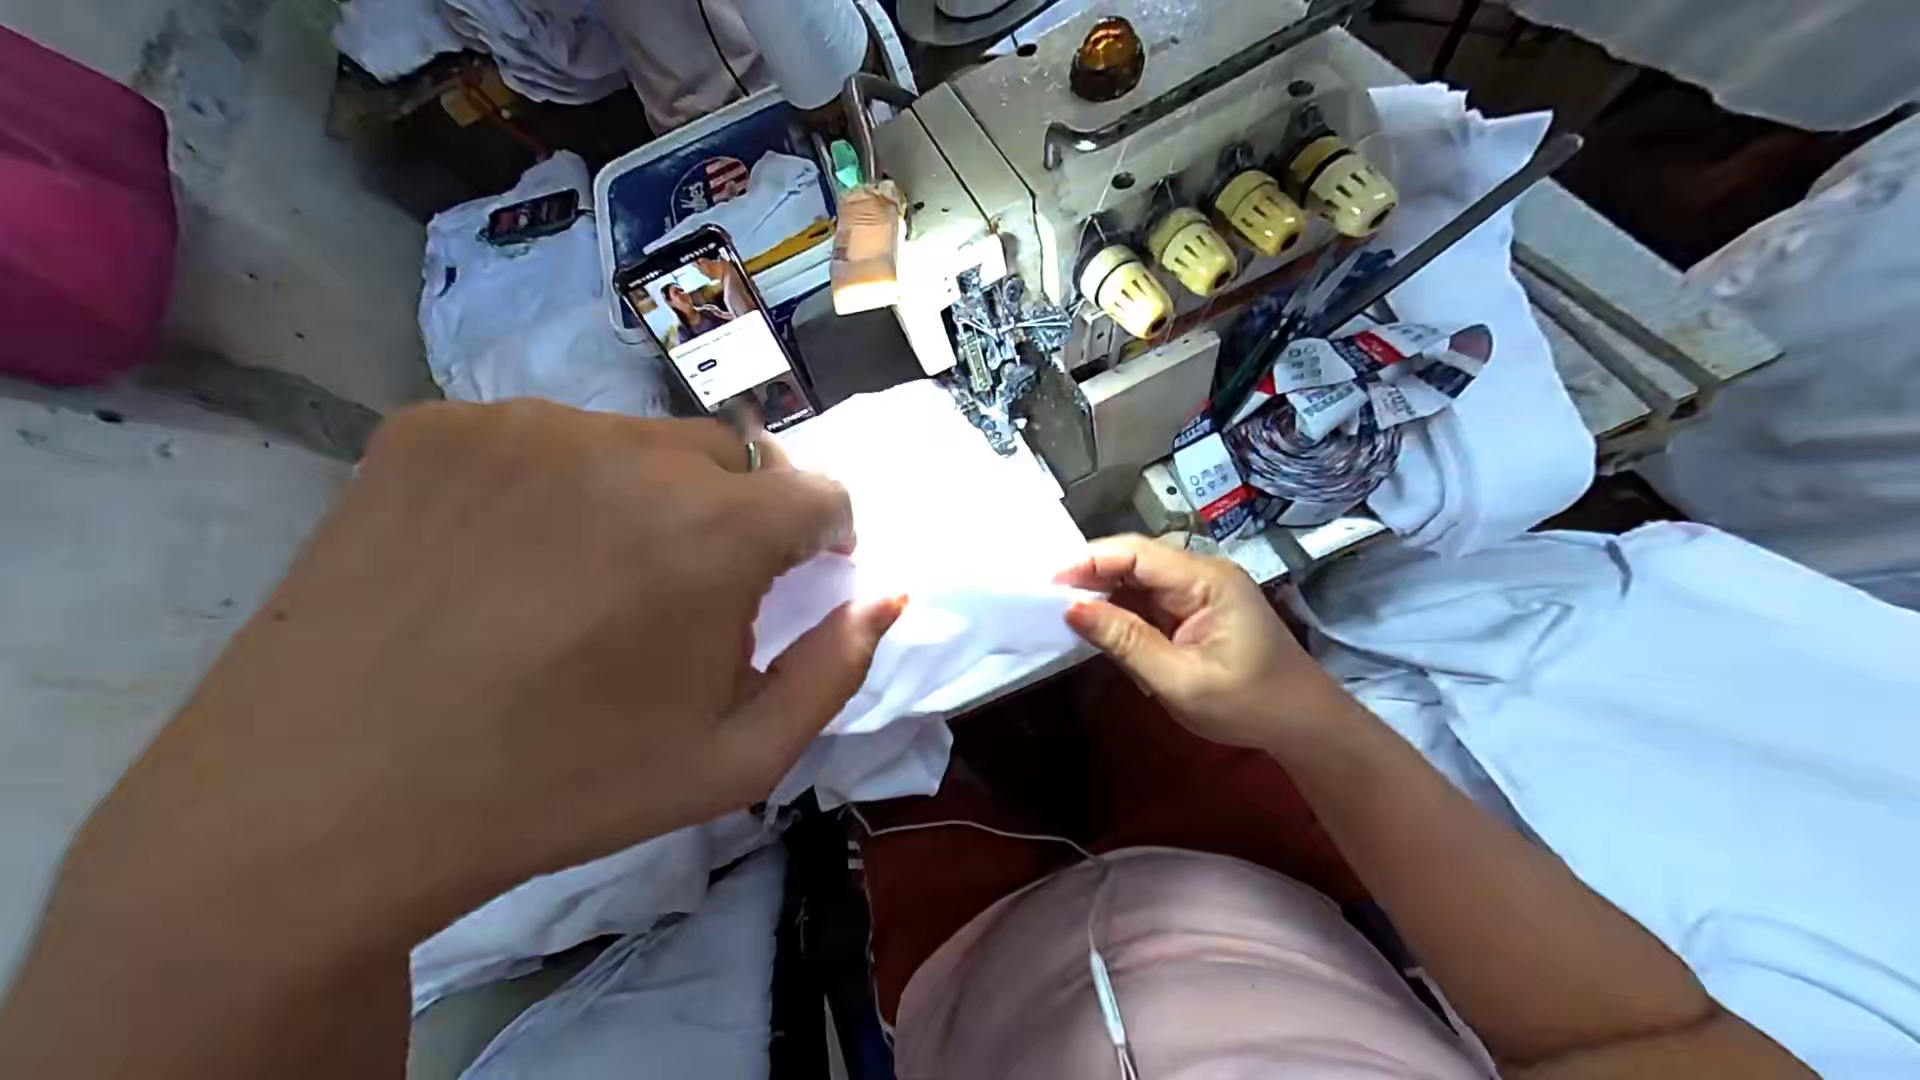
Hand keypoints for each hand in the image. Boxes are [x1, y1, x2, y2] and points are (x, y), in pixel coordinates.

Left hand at [87, 401, 902, 940]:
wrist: (325, 802)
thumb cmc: (565, 786)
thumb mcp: (736, 759)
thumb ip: (836, 669)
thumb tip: (889, 592)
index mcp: (713, 534)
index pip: (821, 490)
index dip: (823, 534)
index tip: (796, 574)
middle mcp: (630, 453)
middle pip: (735, 459)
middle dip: (738, 515)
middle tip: (684, 588)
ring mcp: (524, 425)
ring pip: (642, 442)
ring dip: (651, 496)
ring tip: (589, 575)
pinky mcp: (437, 424)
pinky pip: (548, 437)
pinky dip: (561, 484)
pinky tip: (510, 554)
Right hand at [1056, 535, 1350, 748]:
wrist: (1302, 725)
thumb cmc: (1249, 705)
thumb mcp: (1181, 680)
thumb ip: (1125, 641)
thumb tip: (1072, 609)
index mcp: (1207, 580)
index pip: (1137, 553)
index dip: (1090, 562)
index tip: (1050, 583)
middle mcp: (1202, 573)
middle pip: (1135, 559)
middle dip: (1092, 575)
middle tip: (1050, 598)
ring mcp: (1199, 589)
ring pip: (1138, 577)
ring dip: (1103, 593)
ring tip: (1067, 611)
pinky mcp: (1194, 608)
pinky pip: (1148, 597)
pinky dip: (1121, 609)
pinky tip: (1100, 624)